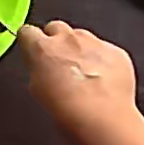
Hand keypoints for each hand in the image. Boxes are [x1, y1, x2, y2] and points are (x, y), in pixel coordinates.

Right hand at [17, 21, 142, 141]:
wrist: (101, 117)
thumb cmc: (65, 107)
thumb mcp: (35, 88)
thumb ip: (37, 67)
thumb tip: (42, 65)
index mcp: (41, 47)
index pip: (27, 31)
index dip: (29, 42)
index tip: (32, 50)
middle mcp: (67, 39)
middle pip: (55, 27)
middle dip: (55, 40)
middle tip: (58, 60)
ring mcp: (94, 43)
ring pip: (82, 36)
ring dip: (79, 48)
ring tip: (82, 72)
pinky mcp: (116, 51)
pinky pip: (105, 49)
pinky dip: (101, 60)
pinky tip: (101, 79)